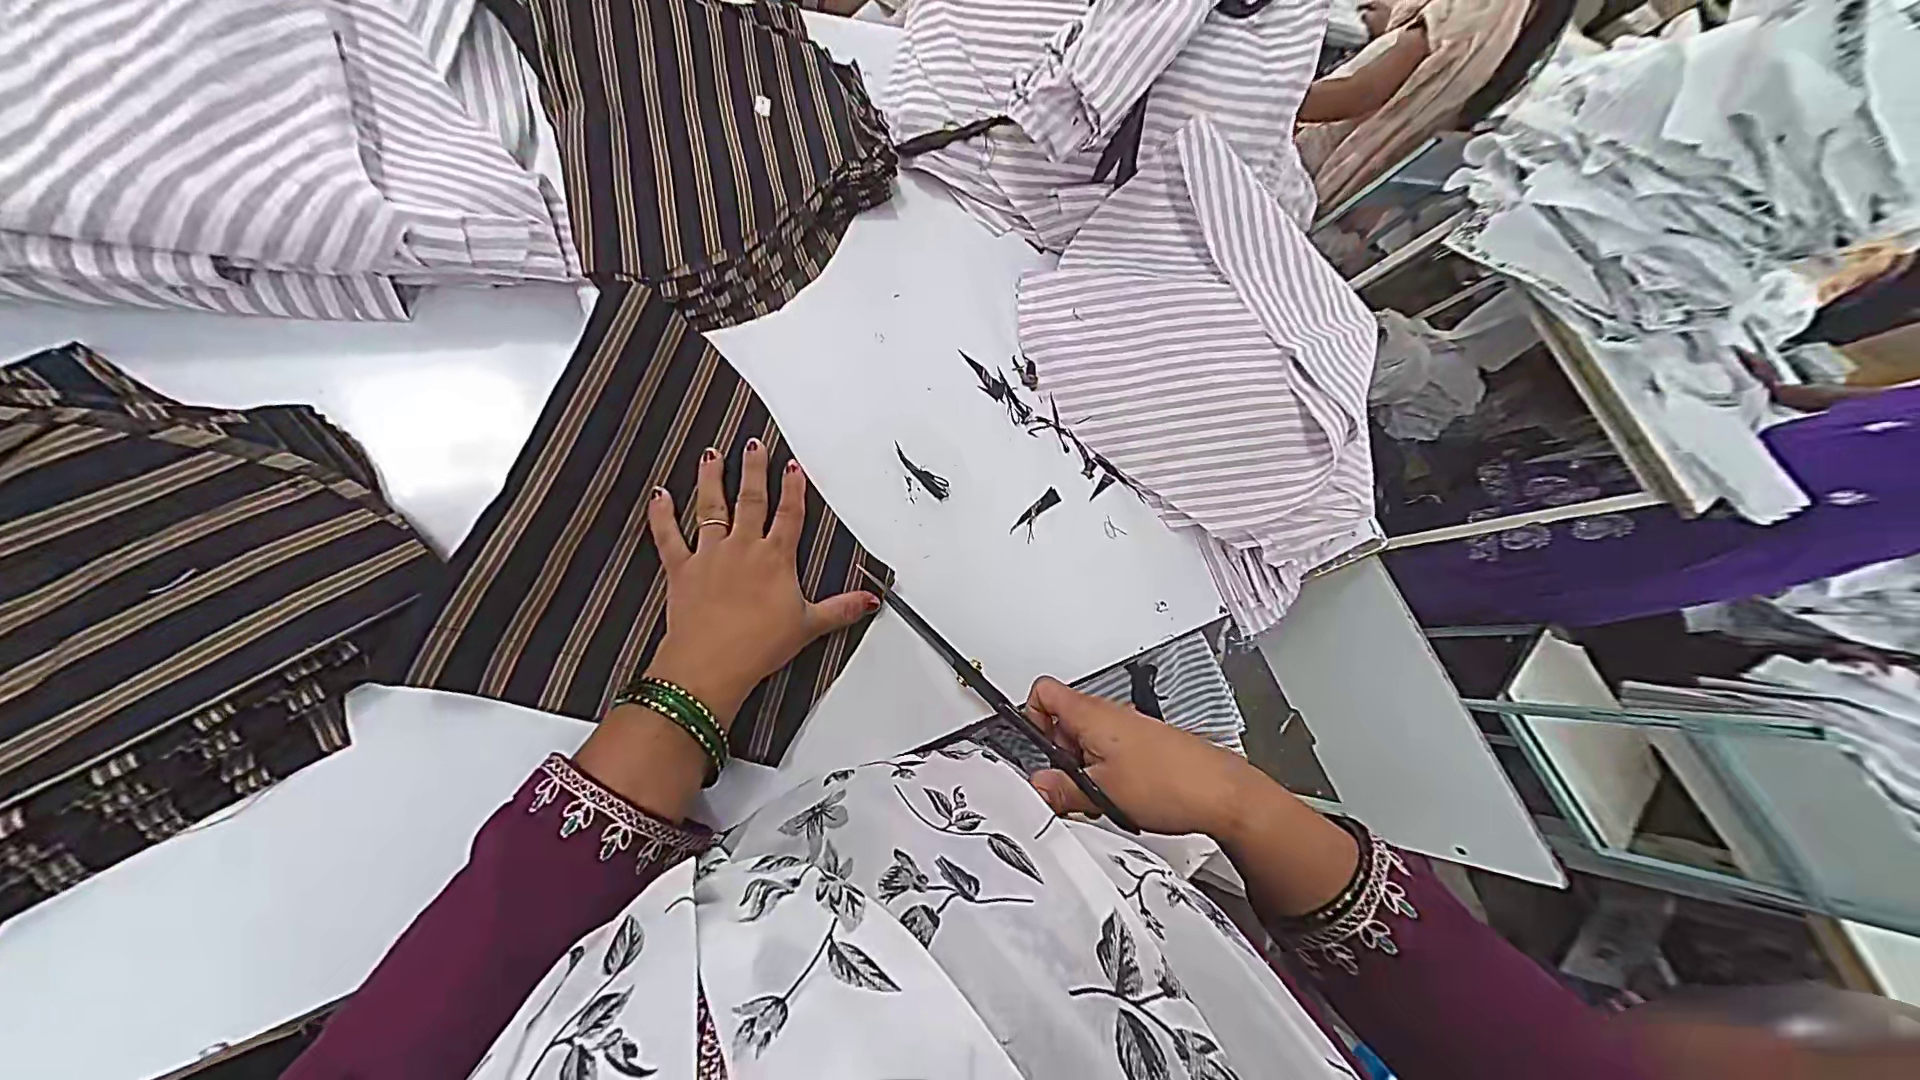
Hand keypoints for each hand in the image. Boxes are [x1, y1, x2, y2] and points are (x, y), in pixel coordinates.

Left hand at [642, 439, 879, 725]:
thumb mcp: (809, 626)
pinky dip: (663, 514)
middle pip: (751, 500)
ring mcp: (710, 555)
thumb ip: (841, 608)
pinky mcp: (682, 569)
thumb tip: (868, 601)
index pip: (789, 514)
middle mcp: (743, 548)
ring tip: (712, 455)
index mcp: (775, 559)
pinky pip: (669, 535)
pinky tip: (661, 495)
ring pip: (711, 507)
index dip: (793, 488)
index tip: (793, 467)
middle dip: (755, 470)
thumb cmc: (757, 645)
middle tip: (754, 445)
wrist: (711, 663)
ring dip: (711, 479)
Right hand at [1021, 676, 1272, 839]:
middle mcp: (1109, 712)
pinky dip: (1106, 768)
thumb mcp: (1102, 794)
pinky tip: (1122, 795)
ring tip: (1101, 792)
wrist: (1222, 792)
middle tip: (1070, 779)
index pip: (1042, 691)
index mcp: (1090, 714)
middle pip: (1062, 719)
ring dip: (1084, 763)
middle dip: (1059, 752)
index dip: (1030, 716)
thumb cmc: (1172, 782)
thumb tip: (1038, 786)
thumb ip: (1061, 789)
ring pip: (1087, 736)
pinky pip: (1110, 747)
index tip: (1036, 746)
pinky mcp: (1144, 742)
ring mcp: (1128, 726)